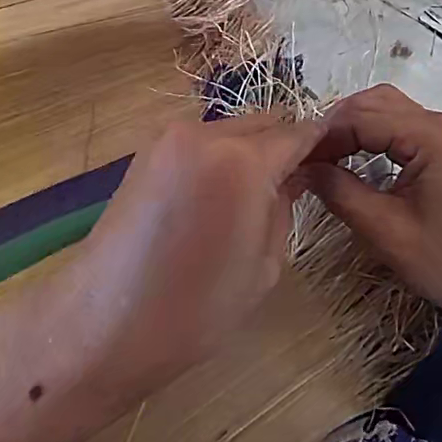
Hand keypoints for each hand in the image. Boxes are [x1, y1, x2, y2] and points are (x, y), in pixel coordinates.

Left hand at [49, 114, 325, 401]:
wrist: (106, 318)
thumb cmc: (195, 307)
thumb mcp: (263, 264)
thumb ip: (285, 206)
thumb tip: (295, 174)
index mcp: (241, 159)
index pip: (297, 133)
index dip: (319, 145)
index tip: (335, 160)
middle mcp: (203, 132)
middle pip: (261, 122)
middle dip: (282, 145)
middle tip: (293, 185)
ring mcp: (168, 136)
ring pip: (229, 129)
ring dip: (247, 150)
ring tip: (248, 197)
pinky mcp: (145, 150)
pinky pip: (198, 141)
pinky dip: (216, 156)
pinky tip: (213, 196)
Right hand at [298, 84, 441, 315]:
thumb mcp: (385, 231)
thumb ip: (339, 191)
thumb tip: (303, 168)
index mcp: (431, 138)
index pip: (361, 118)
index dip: (324, 136)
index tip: (297, 160)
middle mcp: (438, 123)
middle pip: (371, 103)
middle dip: (334, 126)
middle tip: (309, 156)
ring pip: (382, 107)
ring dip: (349, 125)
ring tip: (325, 155)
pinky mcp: (440, 144)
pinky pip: (395, 123)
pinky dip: (366, 132)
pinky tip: (350, 154)